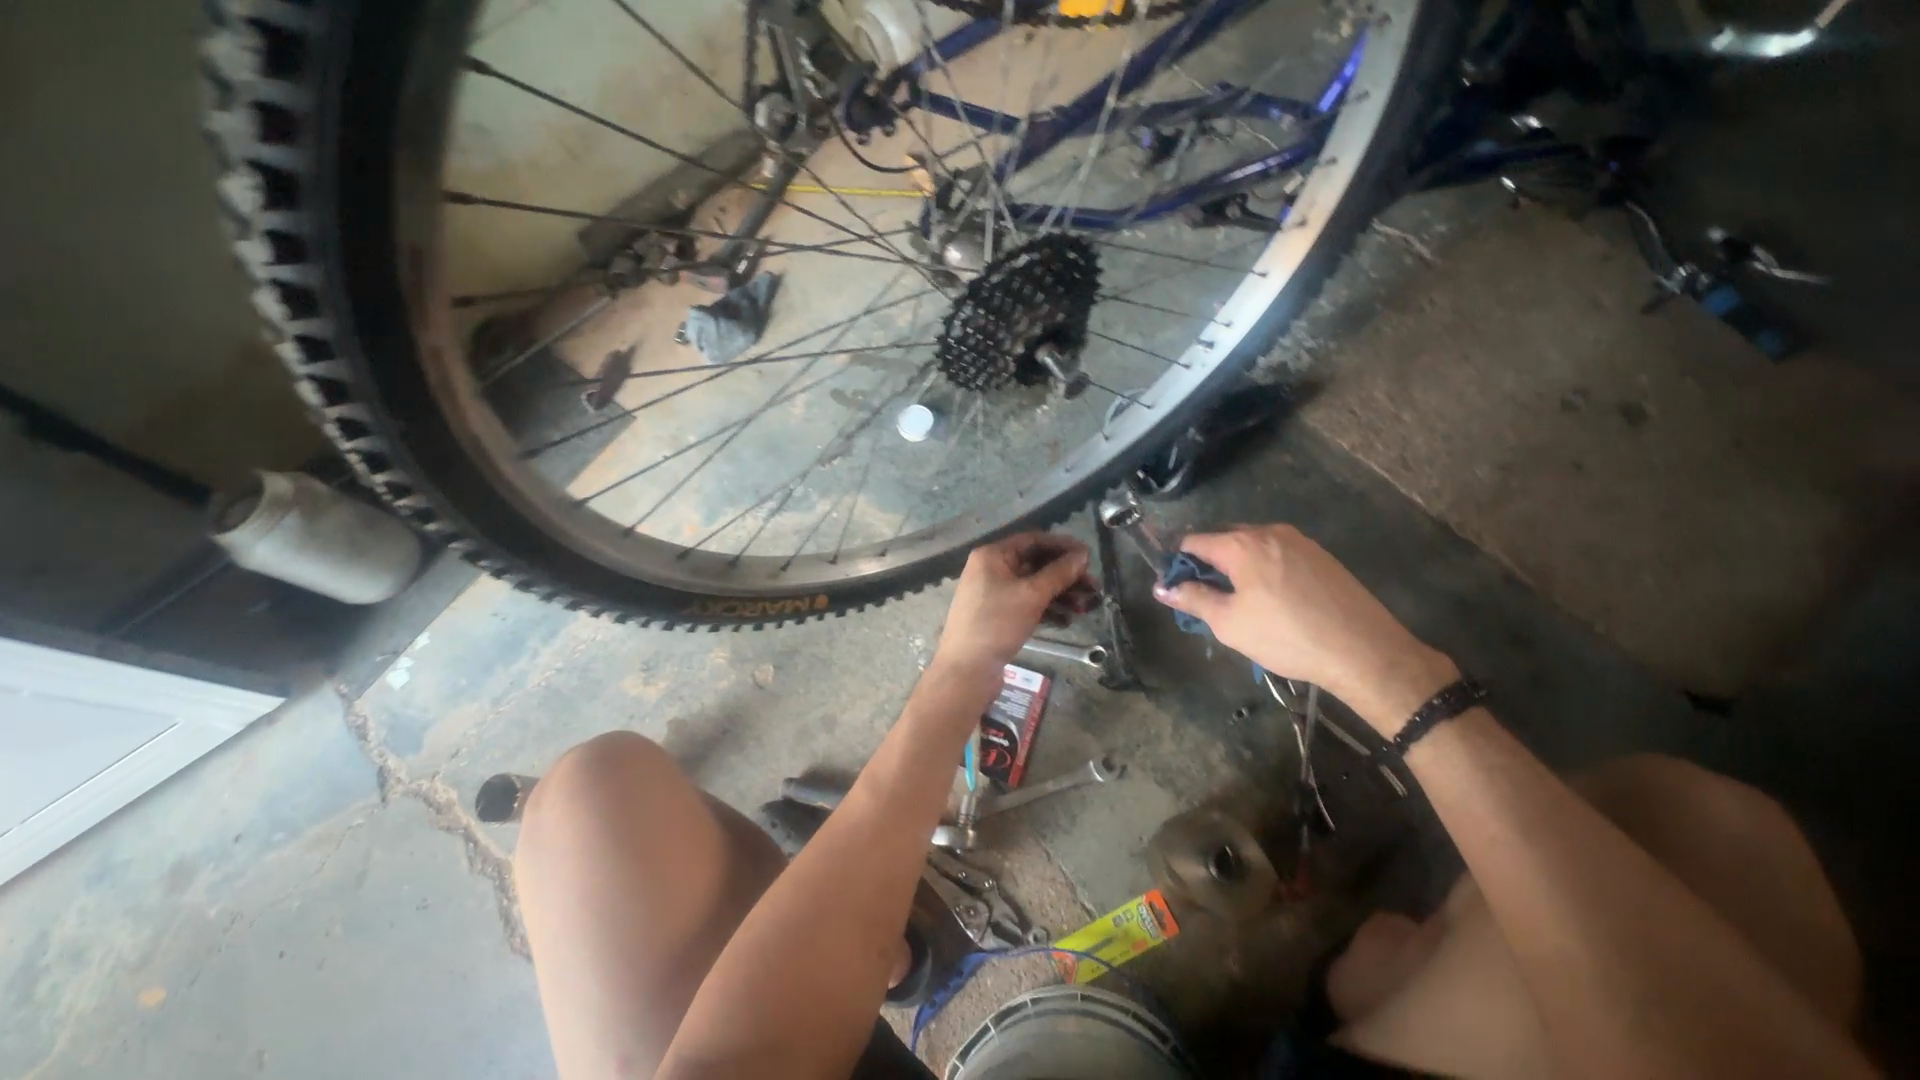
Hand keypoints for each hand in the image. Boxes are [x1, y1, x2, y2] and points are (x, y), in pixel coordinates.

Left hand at [935, 533, 1093, 675]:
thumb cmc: (997, 623)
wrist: (967, 669)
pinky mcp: (997, 616)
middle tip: (1093, 588)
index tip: (1088, 557)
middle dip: (1065, 576)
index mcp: (992, 556)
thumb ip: (1059, 572)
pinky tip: (1067, 621)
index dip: (1063, 546)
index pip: (1033, 540)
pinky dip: (1046, 610)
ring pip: (1033, 587)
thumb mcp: (1032, 594)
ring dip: (1060, 595)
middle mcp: (991, 570)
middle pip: (1035, 564)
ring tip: (1085, 608)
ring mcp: (993, 594)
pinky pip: (1026, 605)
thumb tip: (1082, 554)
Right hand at [1153, 526, 1457, 734]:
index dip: (1178, 564)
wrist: (1362, 649)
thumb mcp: (1229, 623)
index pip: (1194, 541)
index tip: (1176, 590)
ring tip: (1239, 604)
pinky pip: (1279, 555)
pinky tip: (1272, 602)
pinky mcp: (1321, 557)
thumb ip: (1193, 599)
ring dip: (1238, 568)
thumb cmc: (1286, 636)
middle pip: (1225, 540)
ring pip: (1254, 547)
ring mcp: (1300, 542)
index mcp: (1242, 544)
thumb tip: (1163, 587)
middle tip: (1206, 600)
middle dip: (1209, 565)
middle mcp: (1270, 532)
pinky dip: (1265, 571)